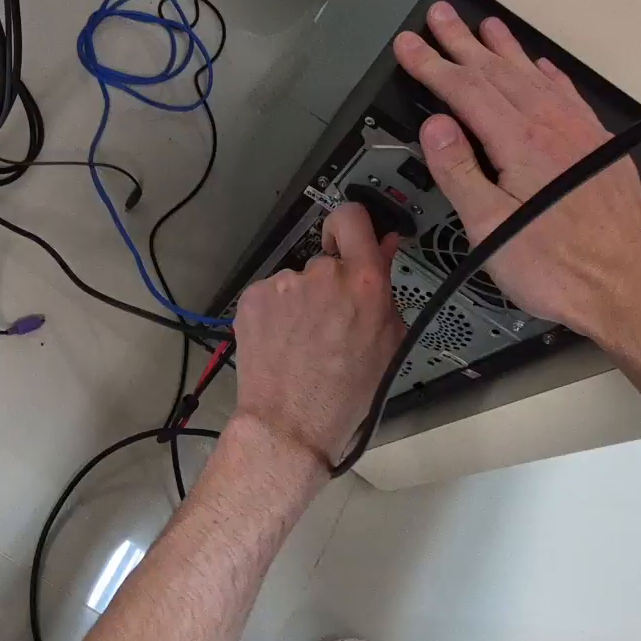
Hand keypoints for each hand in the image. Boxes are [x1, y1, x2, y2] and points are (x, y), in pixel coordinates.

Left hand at [231, 204, 404, 470]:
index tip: (348, 237)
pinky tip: (281, 344)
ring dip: (298, 302)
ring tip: (302, 343)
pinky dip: (273, 314)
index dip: (351, 225)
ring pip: (295, 282)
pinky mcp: (253, 298)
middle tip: (328, 323)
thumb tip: (384, 249)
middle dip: (327, 284)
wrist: (290, 423)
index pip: (353, 218)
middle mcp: (322, 274)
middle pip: (324, 260)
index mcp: (364, 282)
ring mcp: (283, 285)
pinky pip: (269, 296)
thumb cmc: (344, 395)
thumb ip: (386, 290)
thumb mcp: (387, 344)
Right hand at [392, 2, 640, 346]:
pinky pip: (566, 94)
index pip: (466, 91)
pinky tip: (539, 67)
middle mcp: (554, 128)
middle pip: (498, 73)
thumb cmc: (558, 268)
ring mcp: (580, 135)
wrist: (627, 288)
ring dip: (503, 50)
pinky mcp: (597, 149)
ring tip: (483, 26)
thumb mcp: (489, 228)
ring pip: (533, 77)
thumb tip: (435, 128)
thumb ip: (460, 172)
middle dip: (462, 43)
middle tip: (439, 17)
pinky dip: (545, 73)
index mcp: (521, 143)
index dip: (432, 66)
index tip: (409, 45)